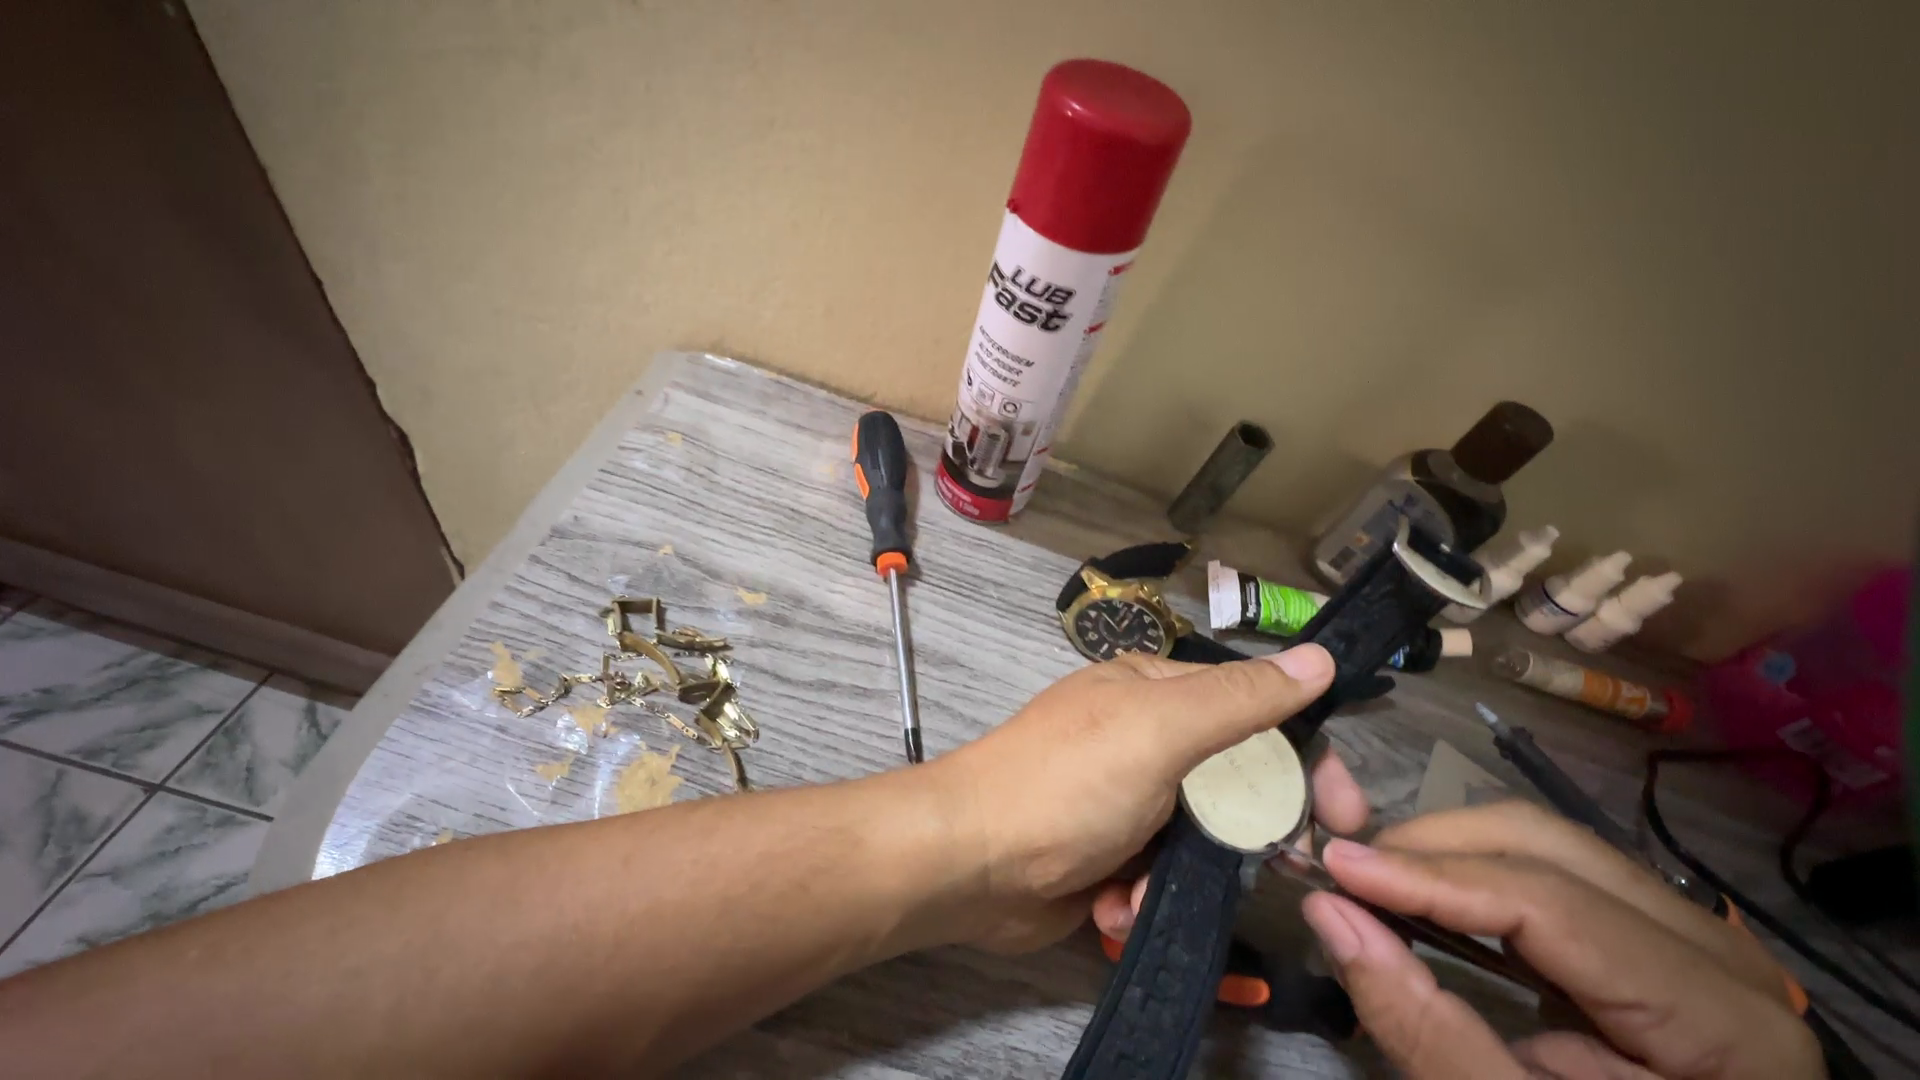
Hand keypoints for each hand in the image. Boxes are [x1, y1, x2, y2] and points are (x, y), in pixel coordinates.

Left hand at [926, 644, 1340, 952]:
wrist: (969, 863)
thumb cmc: (1067, 784)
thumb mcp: (1159, 728)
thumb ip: (1240, 699)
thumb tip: (1318, 656)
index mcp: (1152, 692)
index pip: (1255, 713)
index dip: (1307, 760)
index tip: (1347, 815)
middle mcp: (1142, 738)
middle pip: (1232, 783)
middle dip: (1247, 833)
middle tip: (1284, 871)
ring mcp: (1123, 799)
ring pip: (1199, 840)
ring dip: (1185, 874)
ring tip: (1148, 889)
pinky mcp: (1106, 854)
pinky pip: (1157, 876)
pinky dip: (1143, 895)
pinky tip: (1116, 905)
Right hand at [1301, 801, 1821, 1078]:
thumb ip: (1427, 1030)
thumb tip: (1329, 914)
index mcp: (1720, 1020)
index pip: (1549, 903)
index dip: (1432, 879)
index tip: (1334, 868)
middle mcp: (1716, 953)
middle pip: (1546, 844)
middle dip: (1431, 847)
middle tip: (1348, 874)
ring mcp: (1684, 934)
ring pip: (1542, 841)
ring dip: (1443, 851)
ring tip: (1373, 879)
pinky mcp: (1644, 934)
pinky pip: (1544, 869)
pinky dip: (1468, 871)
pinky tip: (1423, 894)